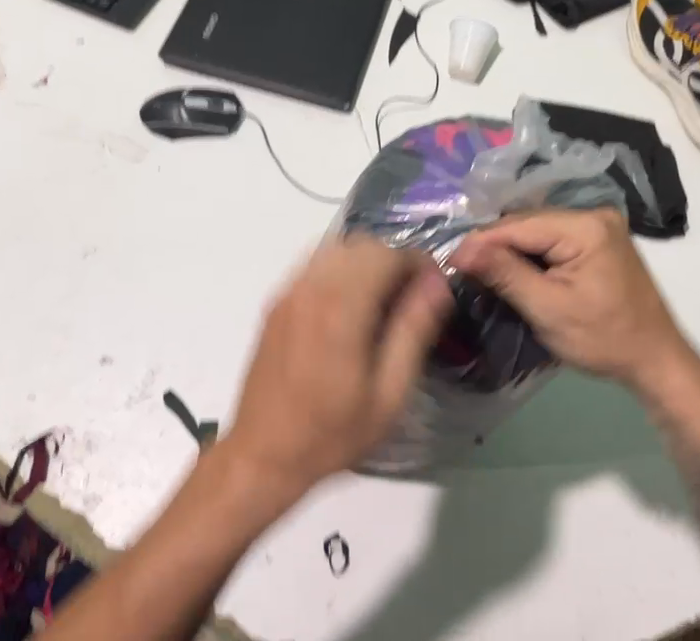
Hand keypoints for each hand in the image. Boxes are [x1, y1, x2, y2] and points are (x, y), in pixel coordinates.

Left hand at [223, 237, 452, 492]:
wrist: (262, 455)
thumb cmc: (332, 433)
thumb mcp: (388, 394)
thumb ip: (413, 331)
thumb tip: (437, 284)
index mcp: (341, 309)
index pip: (387, 254)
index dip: (418, 263)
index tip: (434, 289)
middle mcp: (311, 288)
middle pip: (362, 244)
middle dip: (394, 260)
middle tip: (413, 298)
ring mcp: (288, 292)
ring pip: (338, 248)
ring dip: (368, 262)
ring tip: (384, 301)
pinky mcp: (276, 302)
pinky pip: (315, 264)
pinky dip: (342, 269)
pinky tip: (351, 307)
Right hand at [450, 210, 693, 393]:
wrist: (655, 360)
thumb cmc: (603, 339)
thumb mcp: (547, 309)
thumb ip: (505, 273)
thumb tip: (461, 249)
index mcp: (586, 226)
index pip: (520, 225)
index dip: (482, 242)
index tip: (449, 260)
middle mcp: (594, 214)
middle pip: (529, 224)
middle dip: (495, 245)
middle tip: (461, 268)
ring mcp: (600, 226)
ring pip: (539, 231)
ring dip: (511, 249)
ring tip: (479, 269)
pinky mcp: (600, 240)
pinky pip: (555, 240)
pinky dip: (532, 254)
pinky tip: (512, 269)